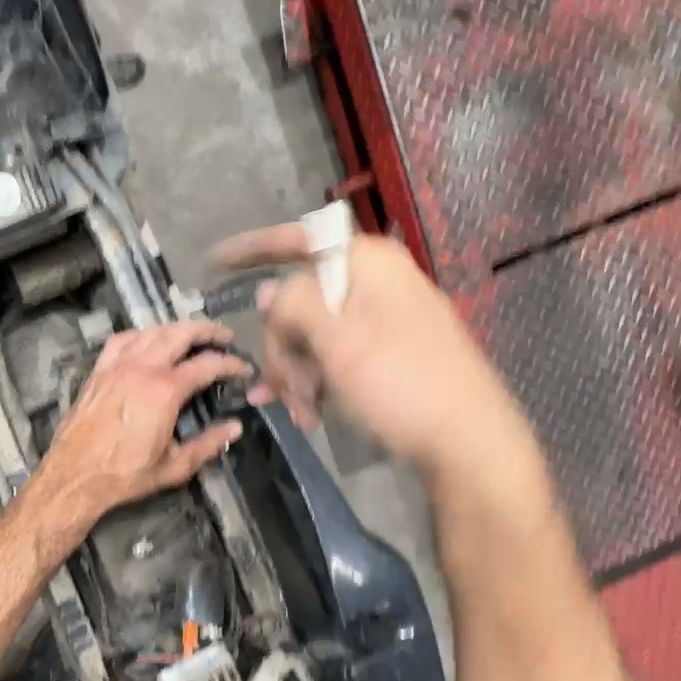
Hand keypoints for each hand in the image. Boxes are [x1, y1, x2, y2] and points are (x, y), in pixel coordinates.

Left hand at [36, 321, 249, 520]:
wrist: (75, 475)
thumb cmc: (126, 474)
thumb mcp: (175, 466)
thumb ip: (208, 444)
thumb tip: (235, 428)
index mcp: (166, 390)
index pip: (207, 364)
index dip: (231, 364)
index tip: (244, 368)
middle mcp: (142, 368)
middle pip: (181, 333)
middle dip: (207, 331)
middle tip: (224, 337)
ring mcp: (117, 366)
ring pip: (151, 331)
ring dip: (175, 329)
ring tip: (190, 336)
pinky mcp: (98, 371)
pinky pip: (121, 341)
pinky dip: (140, 335)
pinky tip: (147, 341)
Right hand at [210, 225, 529, 474]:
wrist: (466, 442)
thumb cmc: (401, 384)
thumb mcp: (337, 341)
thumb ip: (294, 306)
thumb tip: (266, 292)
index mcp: (367, 264)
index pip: (298, 238)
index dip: (252, 248)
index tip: (213, 261)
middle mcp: (374, 283)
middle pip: (297, 299)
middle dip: (280, 346)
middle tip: (280, 389)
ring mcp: (381, 319)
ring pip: (309, 334)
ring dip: (295, 373)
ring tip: (302, 413)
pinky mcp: (384, 353)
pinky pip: (331, 356)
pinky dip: (313, 380)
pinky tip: (303, 412)